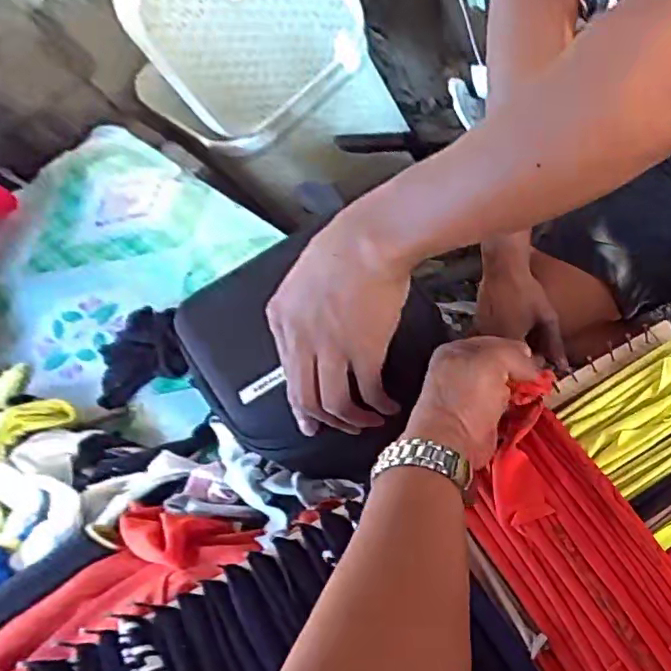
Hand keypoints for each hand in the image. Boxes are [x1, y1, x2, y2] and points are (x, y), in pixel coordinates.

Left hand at [267, 211, 409, 435]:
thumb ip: (305, 316)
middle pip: (305, 399)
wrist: (369, 242)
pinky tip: (390, 407)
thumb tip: (321, 342)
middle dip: (325, 421)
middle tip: (343, 429)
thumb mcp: (305, 283)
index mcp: (281, 319)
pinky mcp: (363, 352)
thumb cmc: (346, 251)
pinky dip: (380, 406)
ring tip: (370, 421)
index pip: (286, 375)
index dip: (301, 406)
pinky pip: (368, 393)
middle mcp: (300, 338)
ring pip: (333, 403)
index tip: (312, 420)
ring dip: (354, 420)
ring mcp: (330, 348)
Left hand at [402, 337, 544, 467]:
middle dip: (522, 372)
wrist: (453, 442)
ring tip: (537, 395)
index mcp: (457, 351)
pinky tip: (528, 409)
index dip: (518, 351)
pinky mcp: (481, 419)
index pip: (495, 343)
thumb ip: (515, 355)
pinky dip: (519, 409)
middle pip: (501, 366)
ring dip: (523, 391)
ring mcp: (471, 397)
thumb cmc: (468, 396)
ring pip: (506, 387)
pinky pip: (506, 408)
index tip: (537, 361)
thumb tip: (535, 366)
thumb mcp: (492, 361)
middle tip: (540, 380)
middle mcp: (461, 372)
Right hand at [475, 233, 567, 370]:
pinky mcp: (476, 324)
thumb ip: (555, 344)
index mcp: (512, 342)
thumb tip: (564, 366)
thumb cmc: (527, 291)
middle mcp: (494, 342)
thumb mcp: (547, 318)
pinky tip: (510, 326)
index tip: (544, 354)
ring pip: (500, 350)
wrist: (502, 266)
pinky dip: (500, 339)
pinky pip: (490, 340)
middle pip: (511, 360)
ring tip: (523, 334)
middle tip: (535, 345)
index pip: (526, 366)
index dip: (538, 362)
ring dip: (512, 349)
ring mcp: (482, 332)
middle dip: (525, 357)